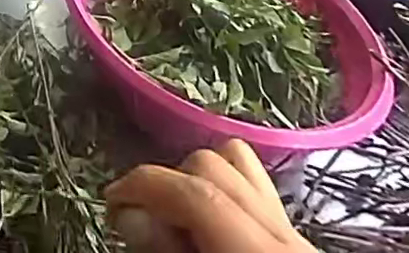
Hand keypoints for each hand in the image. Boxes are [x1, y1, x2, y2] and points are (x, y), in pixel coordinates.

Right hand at [107, 140, 317, 252]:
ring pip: (239, 164)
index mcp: (262, 249)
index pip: (197, 194)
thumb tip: (129, 213)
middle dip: (168, 183)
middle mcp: (286, 231)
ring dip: (196, 177)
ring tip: (175, 215)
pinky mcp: (297, 237)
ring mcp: (297, 231)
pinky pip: (257, 187)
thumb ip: (168, 251)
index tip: (111, 199)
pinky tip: (207, 220)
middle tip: (141, 220)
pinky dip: (225, 188)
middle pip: (213, 167)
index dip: (145, 187)